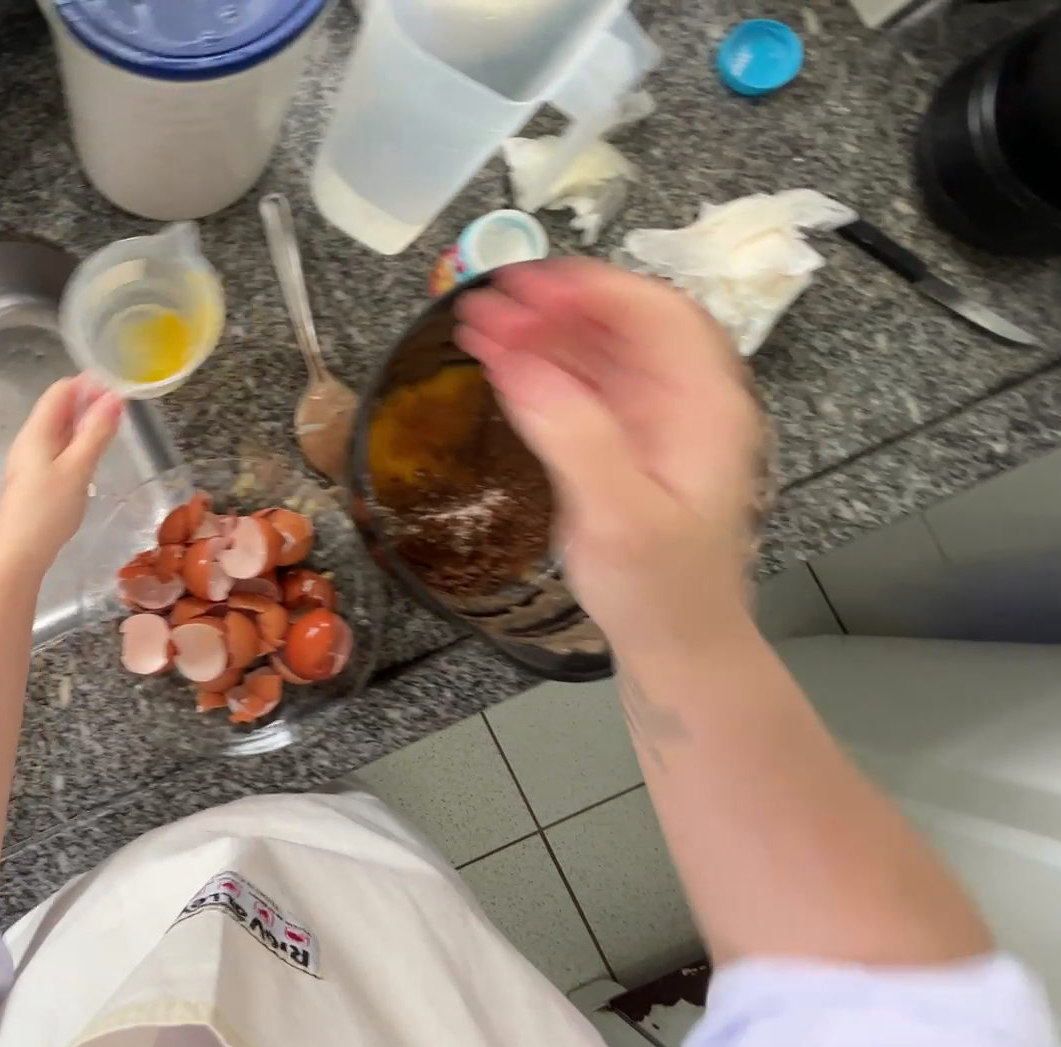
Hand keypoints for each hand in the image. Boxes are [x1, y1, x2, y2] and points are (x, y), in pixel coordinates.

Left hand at [0, 375, 123, 574]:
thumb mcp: (78, 469)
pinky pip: (58, 452)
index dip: (88, 385)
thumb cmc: (47, 510)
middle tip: (121, 411)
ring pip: (60, 432)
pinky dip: (77, 446)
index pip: (60, 391)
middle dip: (89, 404)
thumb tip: (115, 399)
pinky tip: (92, 458)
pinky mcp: (36, 480)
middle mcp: (30, 441)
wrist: (19, 554)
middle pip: (59, 410)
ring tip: (112, 431)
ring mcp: (31, 461)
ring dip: (84, 426)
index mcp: (36, 432)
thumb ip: (97, 433)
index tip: (117, 388)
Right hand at [453, 259, 762, 659]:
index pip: (655, 317)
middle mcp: (675, 400)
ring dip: (533, 333)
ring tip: (473, 324)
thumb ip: (575, 437)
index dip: (592, 290)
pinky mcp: (611, 441)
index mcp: (701, 407)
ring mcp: (642, 420)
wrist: (669, 633)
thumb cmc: (657, 582)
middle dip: (550, 307)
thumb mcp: (620, 513)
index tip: (526, 285)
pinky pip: (571, 388)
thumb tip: (516, 367)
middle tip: (483, 302)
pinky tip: (494, 361)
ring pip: (587, 354)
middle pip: (614, 329)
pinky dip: (531, 367)